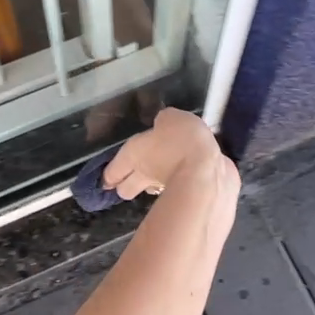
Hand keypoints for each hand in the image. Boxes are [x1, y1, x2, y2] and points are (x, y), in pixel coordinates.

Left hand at [101, 109, 231, 200]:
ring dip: (150, 185)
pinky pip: (171, 191)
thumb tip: (163, 125)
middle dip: (124, 186)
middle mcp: (143, 175)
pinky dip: (174, 185)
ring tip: (159, 174)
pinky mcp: (182, 197)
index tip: (107, 179)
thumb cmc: (181, 140)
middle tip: (129, 179)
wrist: (207, 172)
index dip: (108, 175)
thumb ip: (163, 122)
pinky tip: (183, 176)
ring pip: (148, 191)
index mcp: (132, 155)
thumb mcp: (170, 118)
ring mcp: (162, 189)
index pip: (111, 172)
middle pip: (125, 190)